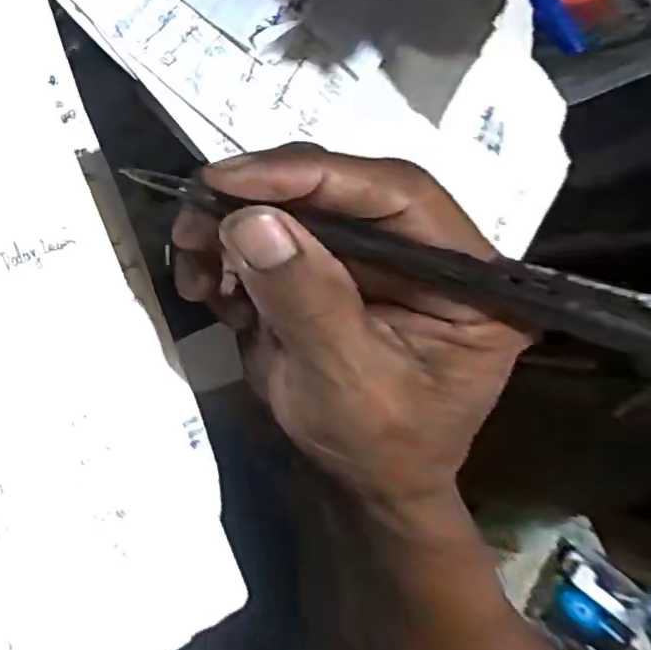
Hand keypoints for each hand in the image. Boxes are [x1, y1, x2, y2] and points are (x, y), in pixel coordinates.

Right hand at [170, 144, 528, 513]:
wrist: (352, 474)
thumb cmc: (374, 441)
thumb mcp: (345, 378)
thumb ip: (307, 298)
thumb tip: (251, 220)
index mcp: (460, 275)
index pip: (393, 193)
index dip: (309, 175)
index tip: (229, 181)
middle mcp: (410, 247)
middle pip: (324, 186)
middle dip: (248, 201)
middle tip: (191, 224)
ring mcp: (356, 251)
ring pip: (276, 202)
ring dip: (220, 230)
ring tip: (194, 275)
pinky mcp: (309, 259)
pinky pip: (250, 230)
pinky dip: (215, 253)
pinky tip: (206, 290)